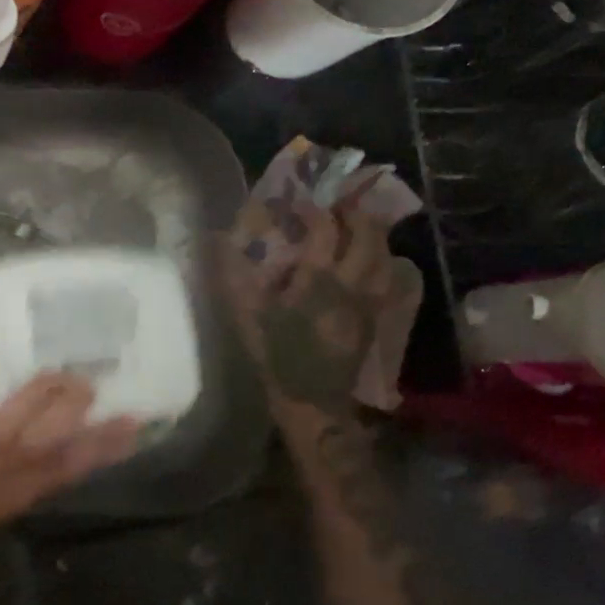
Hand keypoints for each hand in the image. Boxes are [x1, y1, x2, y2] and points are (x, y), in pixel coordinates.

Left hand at [0, 354, 137, 563]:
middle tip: (88, 383)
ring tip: (55, 371)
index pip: (79, 460)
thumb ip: (28, 474)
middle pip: (59, 424)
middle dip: (78, 399)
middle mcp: (12, 460)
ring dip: (45, 382)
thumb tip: (51, 445)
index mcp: (28, 486)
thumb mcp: (4, 504)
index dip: (109, 440)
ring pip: (25, 402)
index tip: (134, 420)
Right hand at [218, 195, 419, 421]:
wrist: (312, 402)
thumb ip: (233, 273)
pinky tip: (369, 260)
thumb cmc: (275, 356)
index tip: (296, 202)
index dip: (313, 210)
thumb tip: (216, 236)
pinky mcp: (375, 318)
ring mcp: (369, 302)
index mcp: (318, 280)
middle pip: (367, 238)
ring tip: (356, 225)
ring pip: (384, 257)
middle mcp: (351, 285)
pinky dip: (382, 260)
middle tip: (338, 203)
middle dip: (355, 214)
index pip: (325, 231)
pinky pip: (388, 279)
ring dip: (373, 235)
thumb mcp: (246, 314)